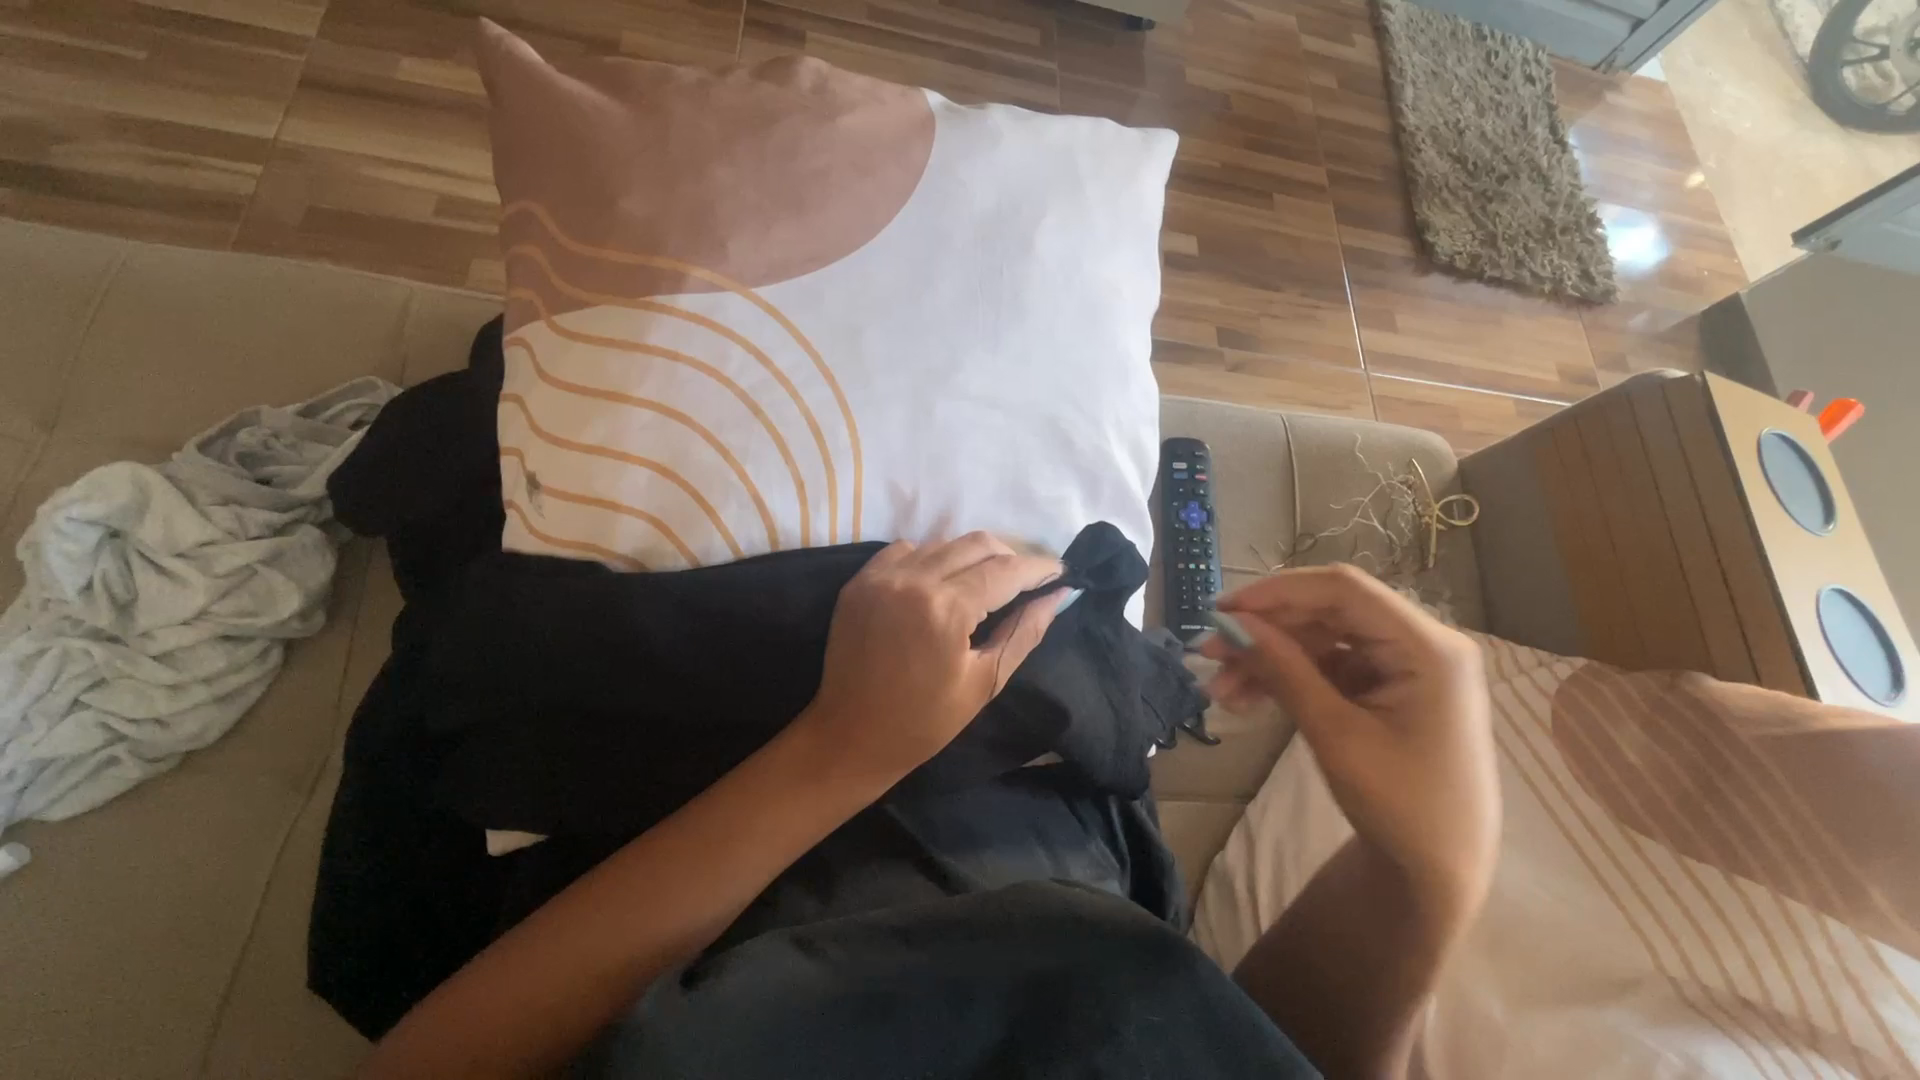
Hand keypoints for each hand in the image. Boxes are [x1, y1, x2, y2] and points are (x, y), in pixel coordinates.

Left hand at [803, 532, 1066, 778]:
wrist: (851, 736)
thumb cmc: (925, 721)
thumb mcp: (985, 681)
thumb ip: (1024, 632)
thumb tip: (1058, 594)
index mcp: (945, 608)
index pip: (1005, 570)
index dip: (1039, 568)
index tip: (1060, 572)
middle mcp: (912, 579)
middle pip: (977, 544)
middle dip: (1010, 556)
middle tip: (1027, 580)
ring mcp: (881, 576)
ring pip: (942, 542)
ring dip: (971, 556)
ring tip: (986, 583)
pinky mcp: (859, 581)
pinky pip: (906, 550)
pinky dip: (931, 557)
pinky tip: (941, 583)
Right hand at [1200, 565, 1499, 921]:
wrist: (1439, 870)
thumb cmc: (1400, 805)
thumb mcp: (1335, 735)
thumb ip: (1284, 670)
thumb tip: (1231, 626)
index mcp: (1427, 646)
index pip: (1343, 590)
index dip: (1277, 592)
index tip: (1221, 612)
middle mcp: (1421, 642)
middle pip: (1328, 612)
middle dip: (1265, 631)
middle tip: (1208, 655)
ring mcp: (1404, 664)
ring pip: (1321, 639)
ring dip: (1269, 658)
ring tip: (1219, 692)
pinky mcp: (1388, 686)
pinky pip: (1328, 665)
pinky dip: (1287, 677)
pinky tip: (1246, 699)